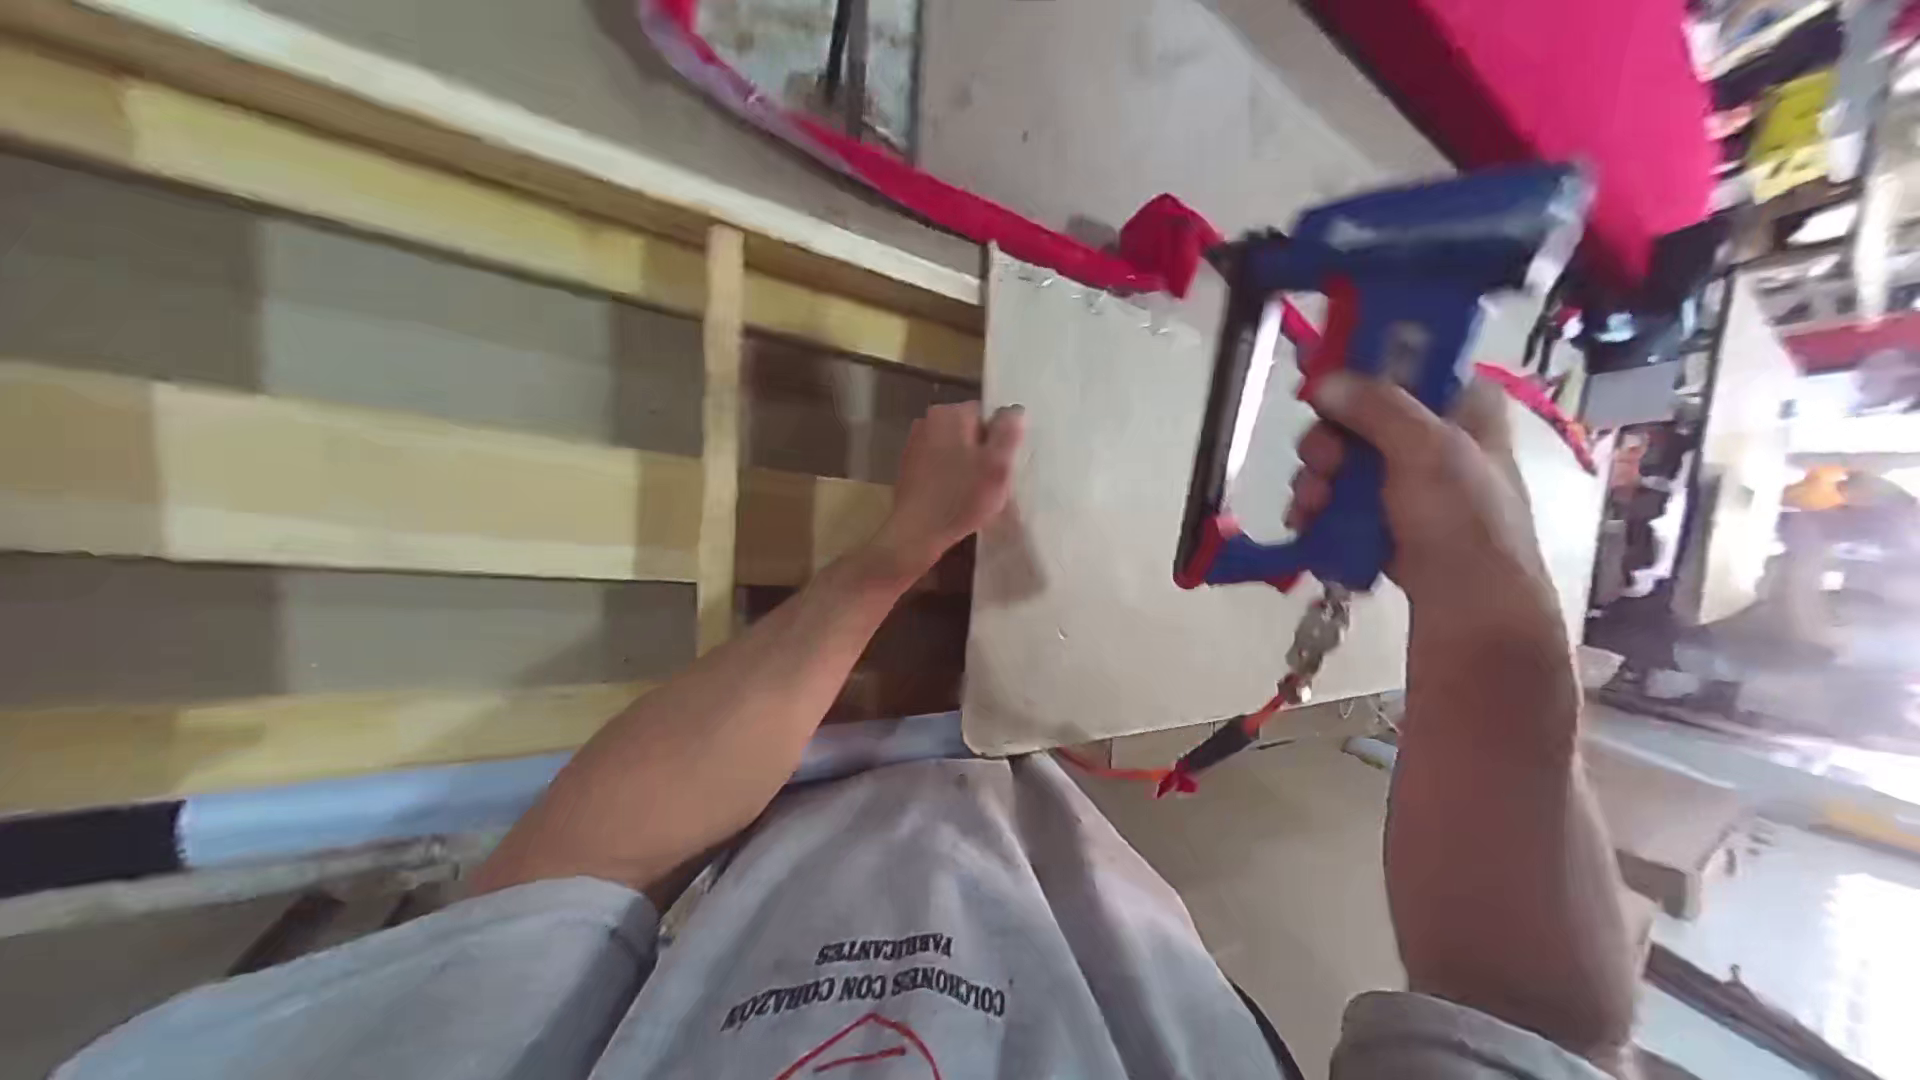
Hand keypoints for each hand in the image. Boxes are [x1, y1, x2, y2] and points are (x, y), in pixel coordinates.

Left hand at [867, 402, 1025, 580]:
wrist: (917, 532)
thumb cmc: (961, 497)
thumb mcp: (997, 464)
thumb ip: (1008, 431)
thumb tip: (1014, 410)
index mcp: (950, 413)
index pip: (986, 414)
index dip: (999, 440)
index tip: (1002, 464)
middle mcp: (928, 421)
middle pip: (969, 430)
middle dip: (982, 451)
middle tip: (991, 480)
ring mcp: (914, 443)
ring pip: (954, 448)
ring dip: (966, 465)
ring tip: (973, 492)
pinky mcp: (908, 466)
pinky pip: (939, 464)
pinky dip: (950, 476)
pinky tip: (955, 497)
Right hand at [1287, 372, 1552, 618]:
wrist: (1467, 606)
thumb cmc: (1462, 520)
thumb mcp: (1427, 451)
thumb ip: (1376, 408)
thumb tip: (1323, 380)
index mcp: (1462, 407)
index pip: (1406, 367)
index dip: (1360, 371)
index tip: (1320, 385)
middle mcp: (1431, 437)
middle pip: (1356, 418)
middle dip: (1327, 444)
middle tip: (1322, 464)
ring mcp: (1402, 480)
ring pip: (1338, 461)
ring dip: (1314, 482)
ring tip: (1311, 508)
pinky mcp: (1379, 515)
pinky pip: (1334, 498)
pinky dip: (1316, 508)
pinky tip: (1307, 523)